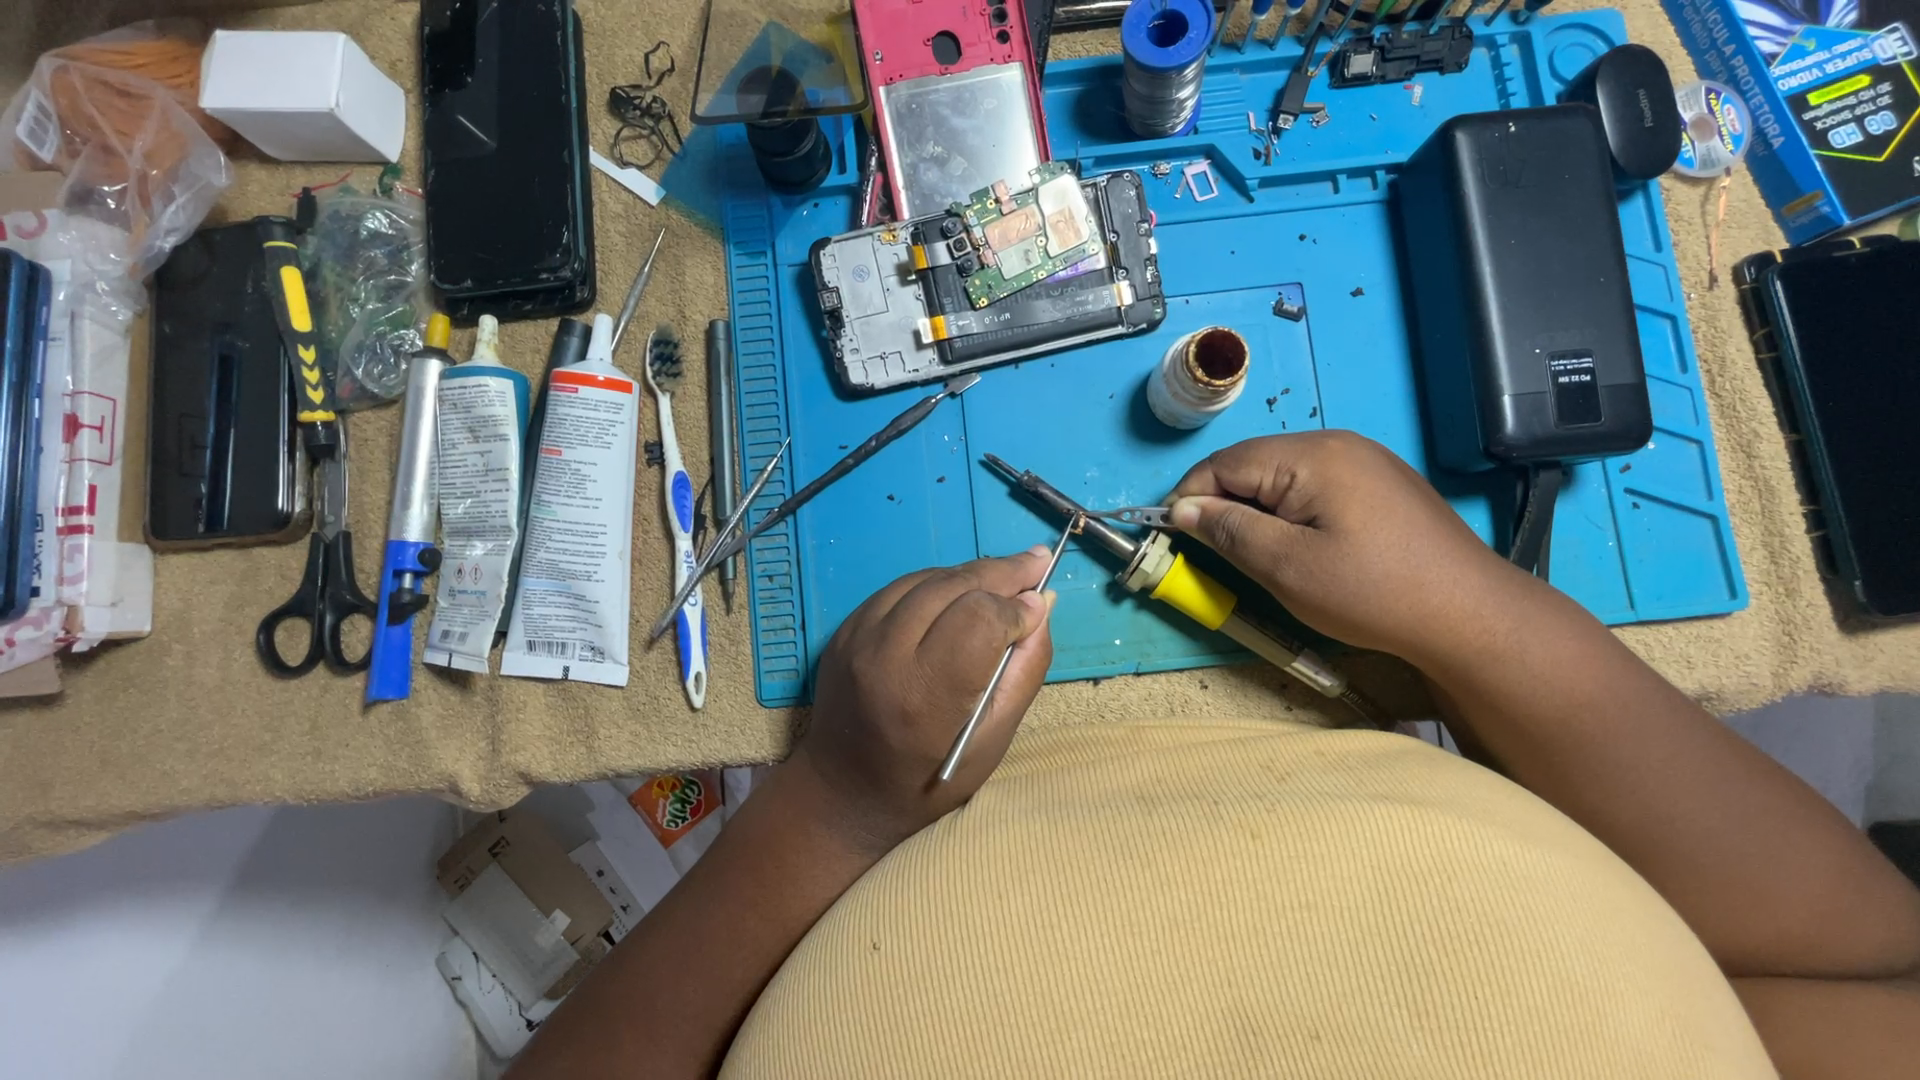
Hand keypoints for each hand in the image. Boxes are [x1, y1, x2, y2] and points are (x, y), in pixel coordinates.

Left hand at [790, 550, 1055, 855]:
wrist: (841, 791)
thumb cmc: (927, 780)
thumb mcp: (991, 742)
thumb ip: (1023, 672)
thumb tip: (1041, 607)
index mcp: (925, 694)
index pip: (979, 618)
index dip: (1015, 606)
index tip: (1038, 605)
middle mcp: (885, 654)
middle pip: (954, 586)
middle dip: (1002, 572)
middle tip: (1036, 562)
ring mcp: (857, 636)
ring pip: (927, 578)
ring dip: (970, 573)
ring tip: (1004, 576)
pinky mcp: (845, 627)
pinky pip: (900, 587)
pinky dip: (936, 582)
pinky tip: (959, 590)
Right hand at [1168, 431, 1526, 663]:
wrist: (1470, 614)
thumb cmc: (1370, 592)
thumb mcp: (1286, 567)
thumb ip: (1227, 530)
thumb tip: (1181, 508)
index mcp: (1310, 455)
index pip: (1224, 463)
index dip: (1190, 497)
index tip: (1174, 536)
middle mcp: (1336, 444)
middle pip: (1252, 464)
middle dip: (1223, 503)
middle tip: (1213, 551)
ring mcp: (1363, 460)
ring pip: (1281, 474)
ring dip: (1255, 507)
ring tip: (1253, 552)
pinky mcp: (1379, 481)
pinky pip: (1313, 483)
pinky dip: (1288, 509)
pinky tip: (1297, 543)